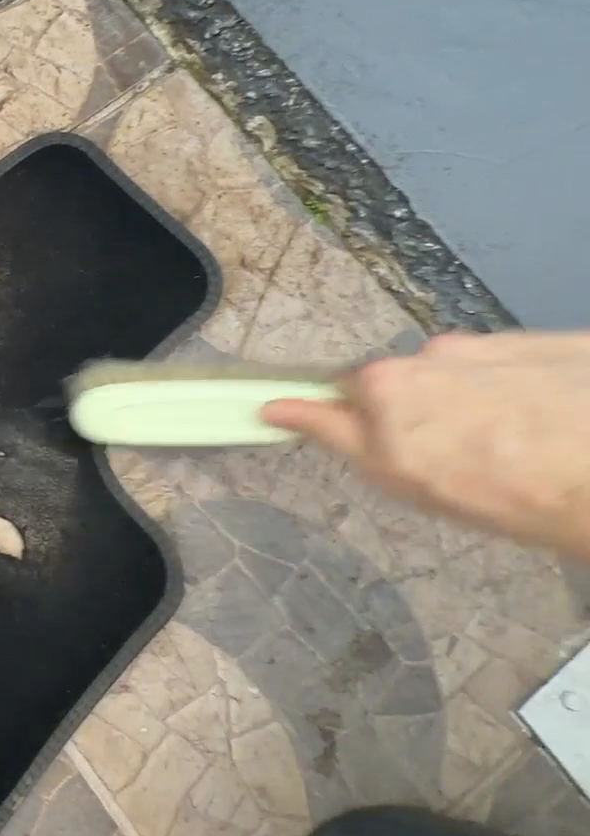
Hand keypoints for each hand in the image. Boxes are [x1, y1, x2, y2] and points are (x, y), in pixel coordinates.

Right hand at [262, 331, 589, 560]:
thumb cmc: (499, 491)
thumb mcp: (396, 474)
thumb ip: (331, 431)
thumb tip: (274, 407)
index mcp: (386, 379)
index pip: (352, 387)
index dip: (371, 416)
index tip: (397, 442)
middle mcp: (436, 350)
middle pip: (419, 374)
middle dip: (433, 403)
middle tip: (469, 449)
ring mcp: (507, 344)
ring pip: (479, 367)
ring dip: (489, 393)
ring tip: (528, 438)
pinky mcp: (568, 345)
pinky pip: (536, 361)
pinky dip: (543, 385)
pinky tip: (563, 420)